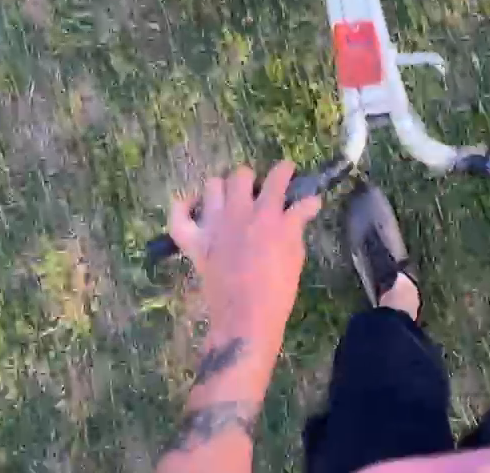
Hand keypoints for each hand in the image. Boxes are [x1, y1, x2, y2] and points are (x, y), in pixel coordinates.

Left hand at [168, 161, 324, 348]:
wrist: (246, 320)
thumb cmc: (278, 289)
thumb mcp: (296, 252)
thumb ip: (299, 221)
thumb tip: (312, 200)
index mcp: (267, 213)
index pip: (277, 177)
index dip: (285, 170)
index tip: (288, 171)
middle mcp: (238, 212)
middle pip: (241, 175)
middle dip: (251, 179)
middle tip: (257, 194)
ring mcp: (213, 225)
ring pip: (212, 186)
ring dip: (223, 189)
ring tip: (230, 201)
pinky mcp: (195, 243)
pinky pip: (178, 217)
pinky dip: (183, 209)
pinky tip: (194, 209)